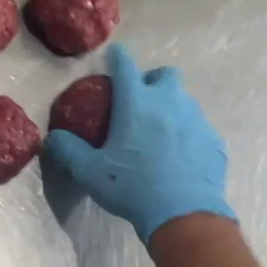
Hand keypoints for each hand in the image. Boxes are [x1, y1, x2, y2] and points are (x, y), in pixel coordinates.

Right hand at [43, 42, 235, 243]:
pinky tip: (176, 157)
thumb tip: (53, 136)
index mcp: (136, 105)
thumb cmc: (131, 187)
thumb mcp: (89, 172)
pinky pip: (197, 128)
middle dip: (152, 81)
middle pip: (166, 75)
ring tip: (156, 135)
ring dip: (169, 109)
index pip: (125, 67)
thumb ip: (69, 150)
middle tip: (140, 102)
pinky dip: (185, 135)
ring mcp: (196, 120)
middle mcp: (169, 103)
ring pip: (183, 101)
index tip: (114, 54)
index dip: (118, 57)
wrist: (182, 212)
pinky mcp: (213, 140)